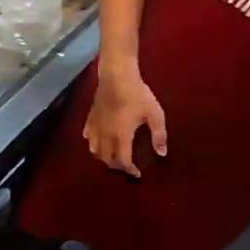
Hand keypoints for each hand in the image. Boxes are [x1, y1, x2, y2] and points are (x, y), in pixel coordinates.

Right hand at [84, 62, 166, 176]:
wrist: (116, 76)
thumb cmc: (137, 94)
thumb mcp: (155, 114)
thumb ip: (159, 135)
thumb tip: (162, 154)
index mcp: (121, 136)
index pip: (123, 161)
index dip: (130, 170)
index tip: (137, 173)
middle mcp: (105, 136)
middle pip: (107, 159)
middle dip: (117, 166)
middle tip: (126, 166)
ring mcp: (95, 128)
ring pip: (95, 151)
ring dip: (104, 157)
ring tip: (112, 156)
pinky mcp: (90, 119)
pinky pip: (88, 137)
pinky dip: (93, 144)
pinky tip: (99, 141)